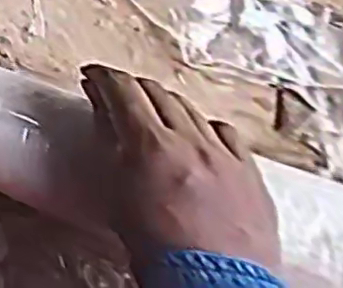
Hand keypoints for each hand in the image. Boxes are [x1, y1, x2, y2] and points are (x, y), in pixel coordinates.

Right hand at [80, 64, 280, 271]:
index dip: (102, 75)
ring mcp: (224, 156)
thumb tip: (100, 102)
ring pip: (189, 108)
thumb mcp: (114, 182)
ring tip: (153, 114)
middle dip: (130, 86)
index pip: (122, 87)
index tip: (92, 76)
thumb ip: (107, 136)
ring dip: (165, 103)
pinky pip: (227, 134)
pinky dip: (205, 126)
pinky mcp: (251, 174)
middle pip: (156, 91)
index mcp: (149, 141)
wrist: (212, 284)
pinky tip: (197, 136)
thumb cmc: (151, 237)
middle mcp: (189, 140)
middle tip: (117, 94)